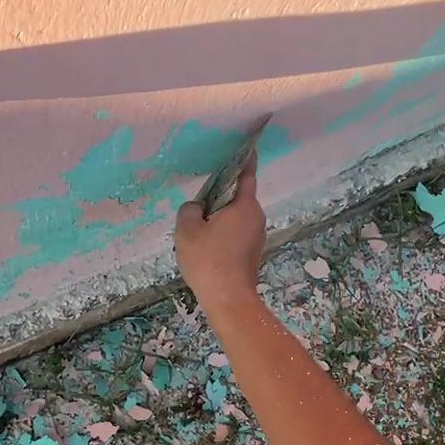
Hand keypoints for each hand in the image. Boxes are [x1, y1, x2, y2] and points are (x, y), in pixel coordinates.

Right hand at [174, 157, 266, 306]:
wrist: (228, 300)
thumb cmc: (209, 260)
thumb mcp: (187, 230)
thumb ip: (190, 210)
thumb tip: (197, 209)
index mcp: (244, 206)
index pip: (246, 174)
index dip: (245, 159)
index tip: (248, 144)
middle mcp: (256, 217)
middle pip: (237, 196)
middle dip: (220, 194)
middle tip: (198, 199)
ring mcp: (256, 236)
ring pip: (235, 216)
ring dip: (219, 215)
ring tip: (197, 226)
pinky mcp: (252, 251)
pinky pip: (236, 231)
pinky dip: (223, 231)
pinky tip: (206, 243)